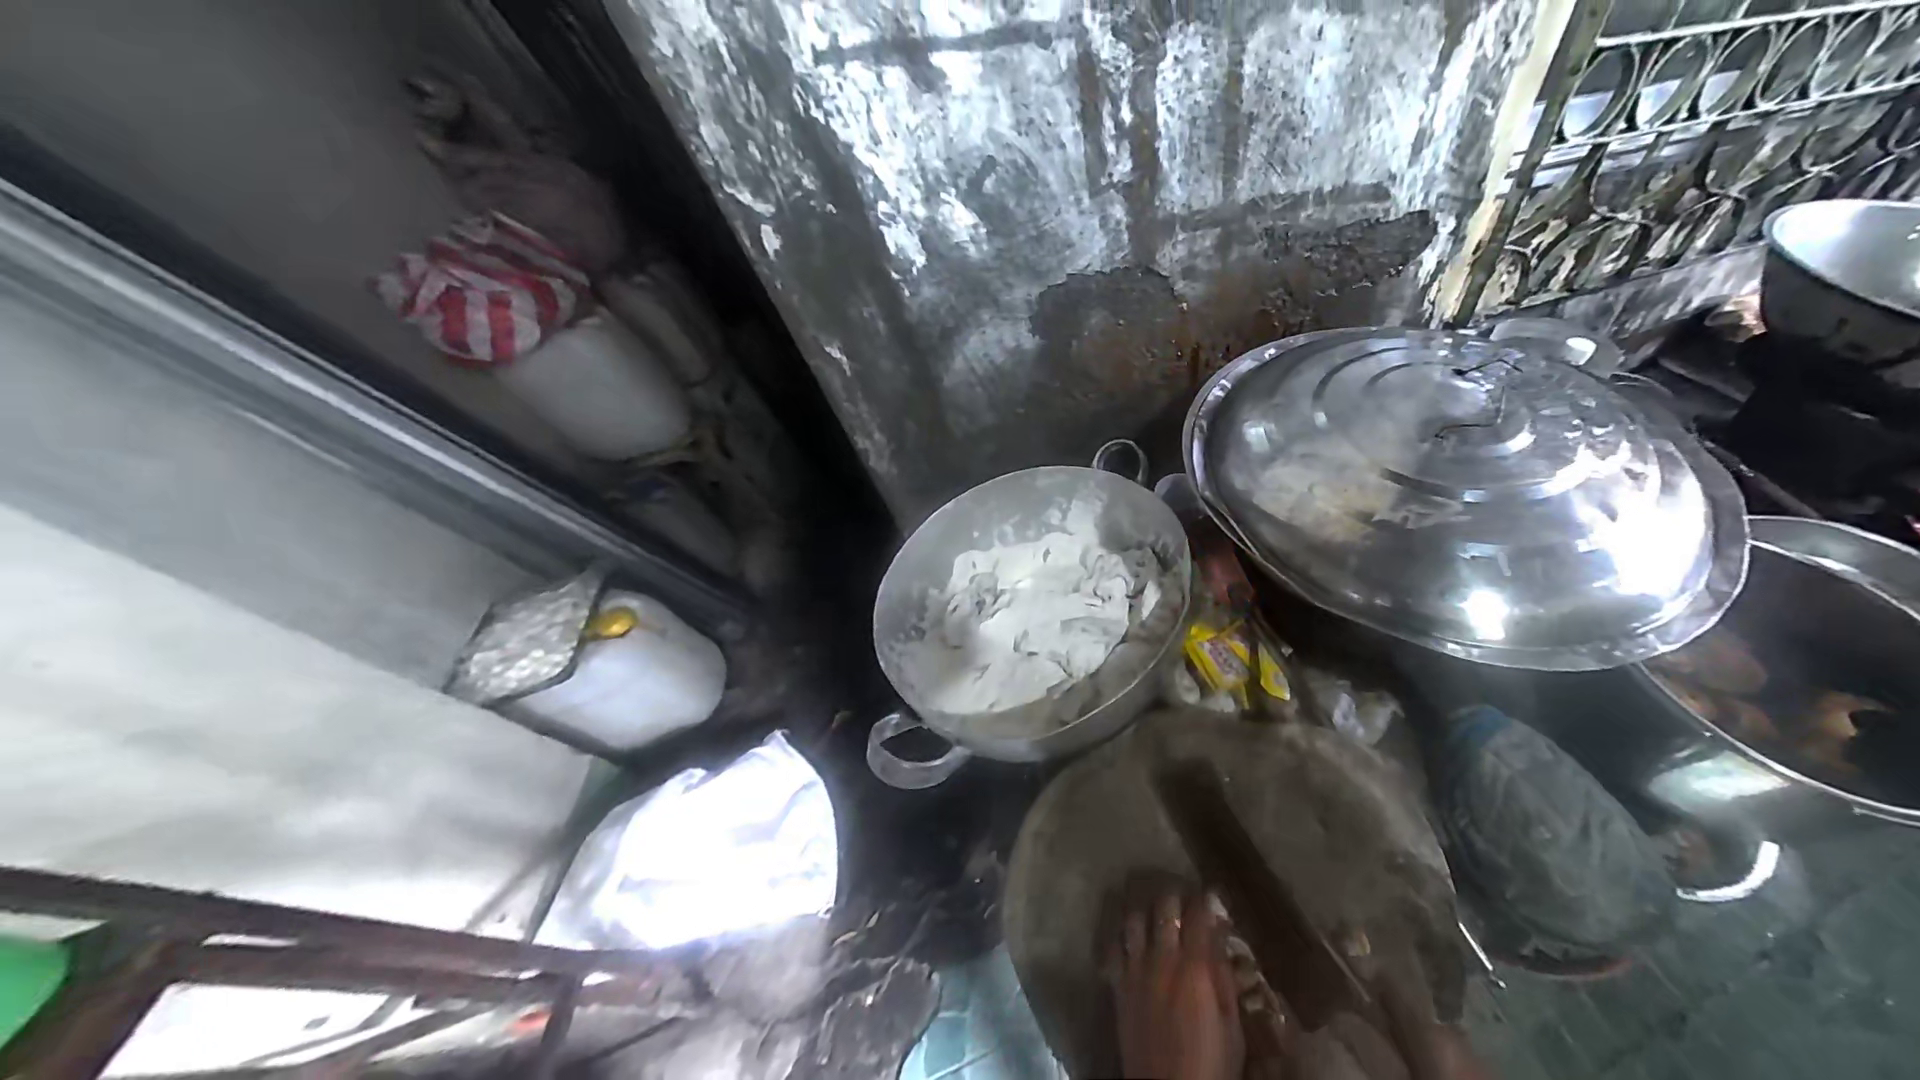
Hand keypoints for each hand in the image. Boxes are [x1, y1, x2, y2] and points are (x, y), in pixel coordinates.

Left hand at [1107, 889, 1243, 1079]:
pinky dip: (1120, 931)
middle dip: (1174, 893)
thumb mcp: (1232, 1026)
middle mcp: (1162, 958)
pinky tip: (1126, 926)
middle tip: (1181, 890)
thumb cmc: (1210, 1064)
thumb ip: (1224, 978)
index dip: (1206, 899)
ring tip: (1151, 898)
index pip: (1199, 917)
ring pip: (1134, 918)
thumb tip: (1220, 940)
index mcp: (1195, 968)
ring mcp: (1135, 968)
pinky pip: (1113, 944)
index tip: (1210, 891)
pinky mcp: (1118, 982)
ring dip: (1144, 904)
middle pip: (1164, 908)